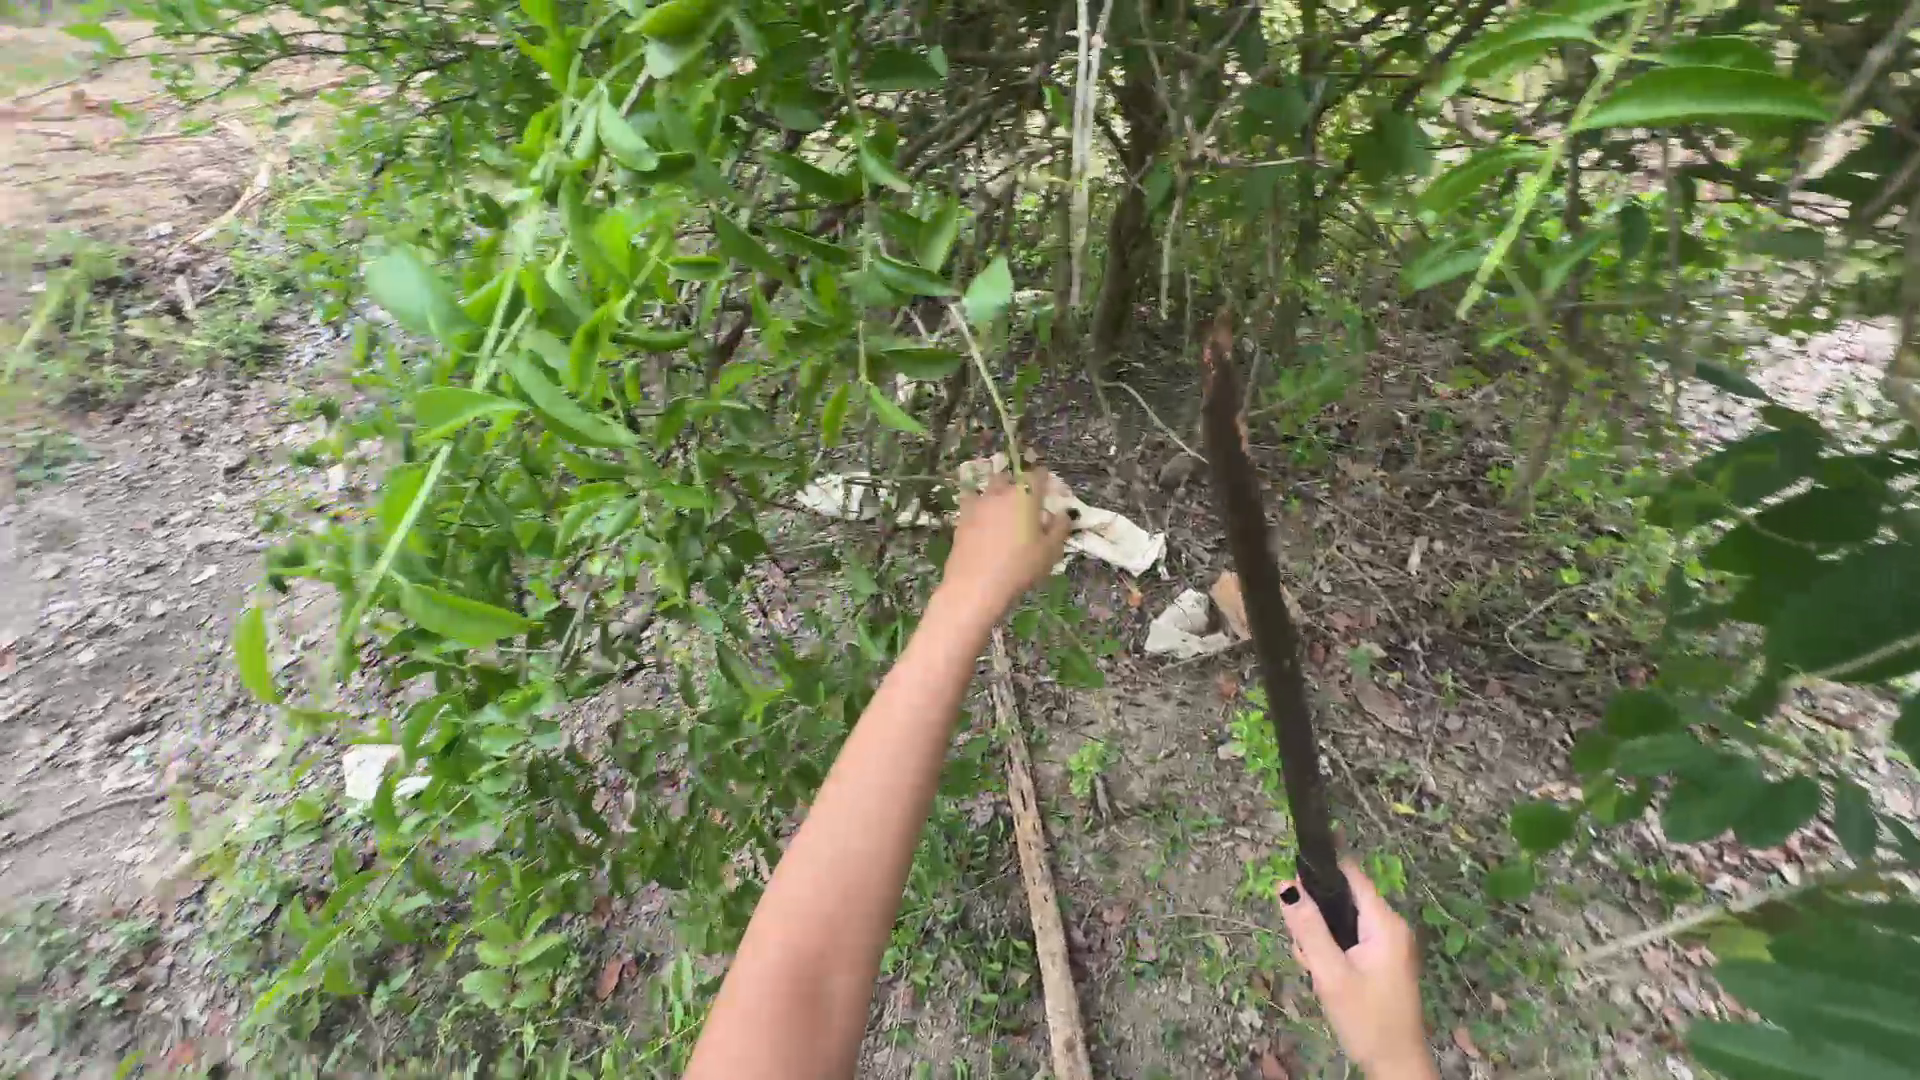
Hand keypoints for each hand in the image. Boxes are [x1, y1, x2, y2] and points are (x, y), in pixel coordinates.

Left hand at [938, 468, 1070, 621]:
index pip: (1036, 475)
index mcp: (1024, 496)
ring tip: (1003, 511)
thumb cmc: (1020, 567)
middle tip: (1024, 500)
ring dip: (997, 494)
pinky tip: (983, 522)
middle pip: (1008, 478)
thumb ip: (1059, 528)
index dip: (1043, 479)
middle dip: (1017, 484)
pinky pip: (972, 504)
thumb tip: (1062, 514)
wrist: (975, 584)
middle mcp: (999, 493)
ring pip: (988, 489)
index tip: (1047, 488)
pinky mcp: (961, 518)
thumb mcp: (1050, 551)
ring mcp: (977, 504)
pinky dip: (980, 508)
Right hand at [1278, 863, 1435, 1079]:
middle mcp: (1390, 926)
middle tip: (1304, 947)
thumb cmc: (1365, 1020)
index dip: (1318, 872)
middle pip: (1340, 897)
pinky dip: (1330, 949)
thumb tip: (1284, 884)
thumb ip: (1308, 927)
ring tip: (1314, 967)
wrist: (1395, 1070)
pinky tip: (1323, 974)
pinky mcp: (1381, 959)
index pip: (1349, 873)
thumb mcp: (1330, 973)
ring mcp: (1387, 944)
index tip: (1290, 887)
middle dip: (1314, 915)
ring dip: (1319, 937)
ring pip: (1340, 919)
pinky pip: (1347, 937)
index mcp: (1385, 923)